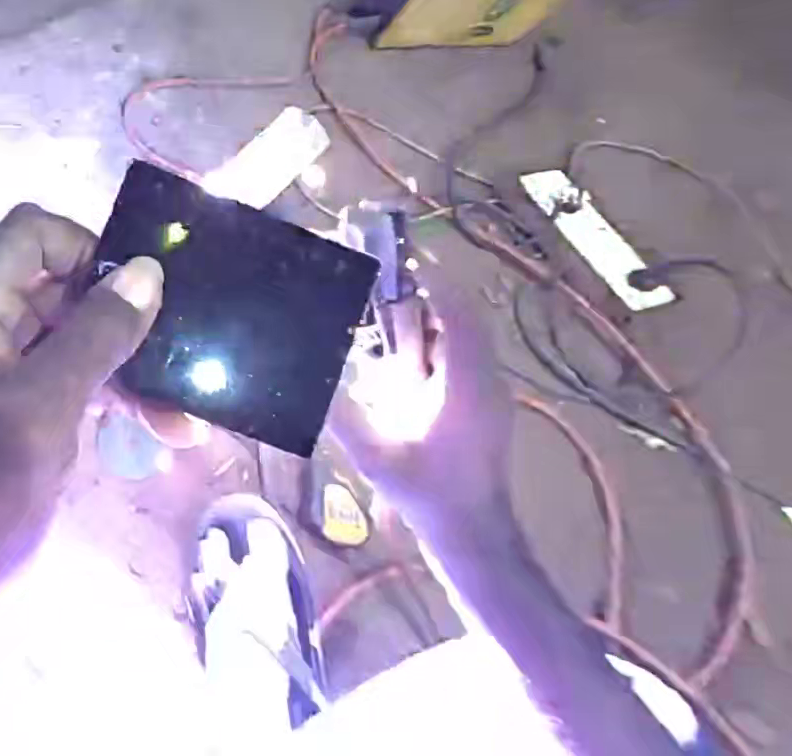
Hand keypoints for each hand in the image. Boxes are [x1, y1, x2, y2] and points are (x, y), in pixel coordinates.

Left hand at [0, 204, 162, 578]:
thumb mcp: (45, 406)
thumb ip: (97, 335)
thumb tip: (147, 271)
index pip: (29, 234)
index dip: (85, 250)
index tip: (133, 294)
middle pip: (57, 280)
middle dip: (117, 316)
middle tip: (172, 353)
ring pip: (72, 328)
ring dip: (124, 361)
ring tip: (178, 412)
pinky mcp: (16, 394)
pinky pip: (70, 368)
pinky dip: (110, 389)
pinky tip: (159, 427)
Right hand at [326, 282, 513, 534]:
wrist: (472, 533)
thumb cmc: (425, 493)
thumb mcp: (373, 454)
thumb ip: (338, 412)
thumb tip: (305, 374)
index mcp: (463, 388)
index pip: (458, 319)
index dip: (435, 283)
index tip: (403, 258)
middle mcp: (482, 382)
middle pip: (464, 318)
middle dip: (428, 289)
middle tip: (385, 271)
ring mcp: (486, 392)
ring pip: (464, 335)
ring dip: (430, 312)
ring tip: (388, 297)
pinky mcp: (479, 402)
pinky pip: (458, 354)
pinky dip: (433, 336)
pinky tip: (399, 344)